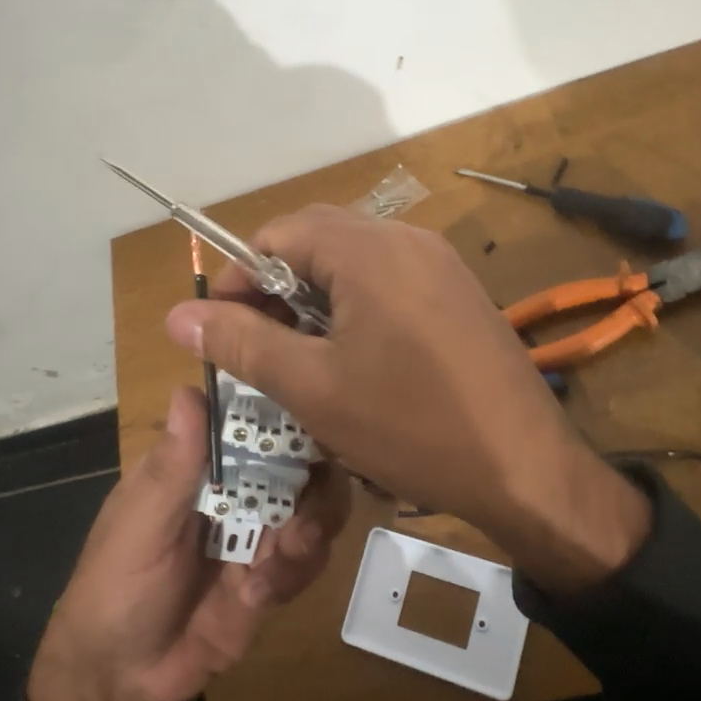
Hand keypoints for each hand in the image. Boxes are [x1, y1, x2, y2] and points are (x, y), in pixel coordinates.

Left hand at [26, 386, 351, 700]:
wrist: (121, 683)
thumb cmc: (114, 591)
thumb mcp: (137, 529)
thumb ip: (172, 468)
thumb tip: (189, 389)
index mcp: (200, 465)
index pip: (255, 420)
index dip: (288, 415)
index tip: (314, 422)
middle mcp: (239, 490)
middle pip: (304, 461)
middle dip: (317, 486)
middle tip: (305, 517)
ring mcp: (261, 532)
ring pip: (319, 508)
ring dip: (312, 530)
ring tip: (282, 559)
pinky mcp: (275, 576)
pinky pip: (310, 559)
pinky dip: (296, 572)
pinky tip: (259, 595)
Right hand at [165, 205, 647, 590]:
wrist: (523, 467)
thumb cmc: (411, 426)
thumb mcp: (313, 387)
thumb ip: (242, 342)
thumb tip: (177, 313)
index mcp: (369, 249)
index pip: (278, 233)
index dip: (238, 278)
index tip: (221, 332)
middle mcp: (409, 240)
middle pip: (318, 240)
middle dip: (277, 288)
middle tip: (259, 348)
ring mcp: (443, 266)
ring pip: (356, 265)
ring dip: (317, 301)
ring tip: (303, 362)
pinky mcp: (462, 296)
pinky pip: (393, 284)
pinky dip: (359, 310)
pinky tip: (357, 363)